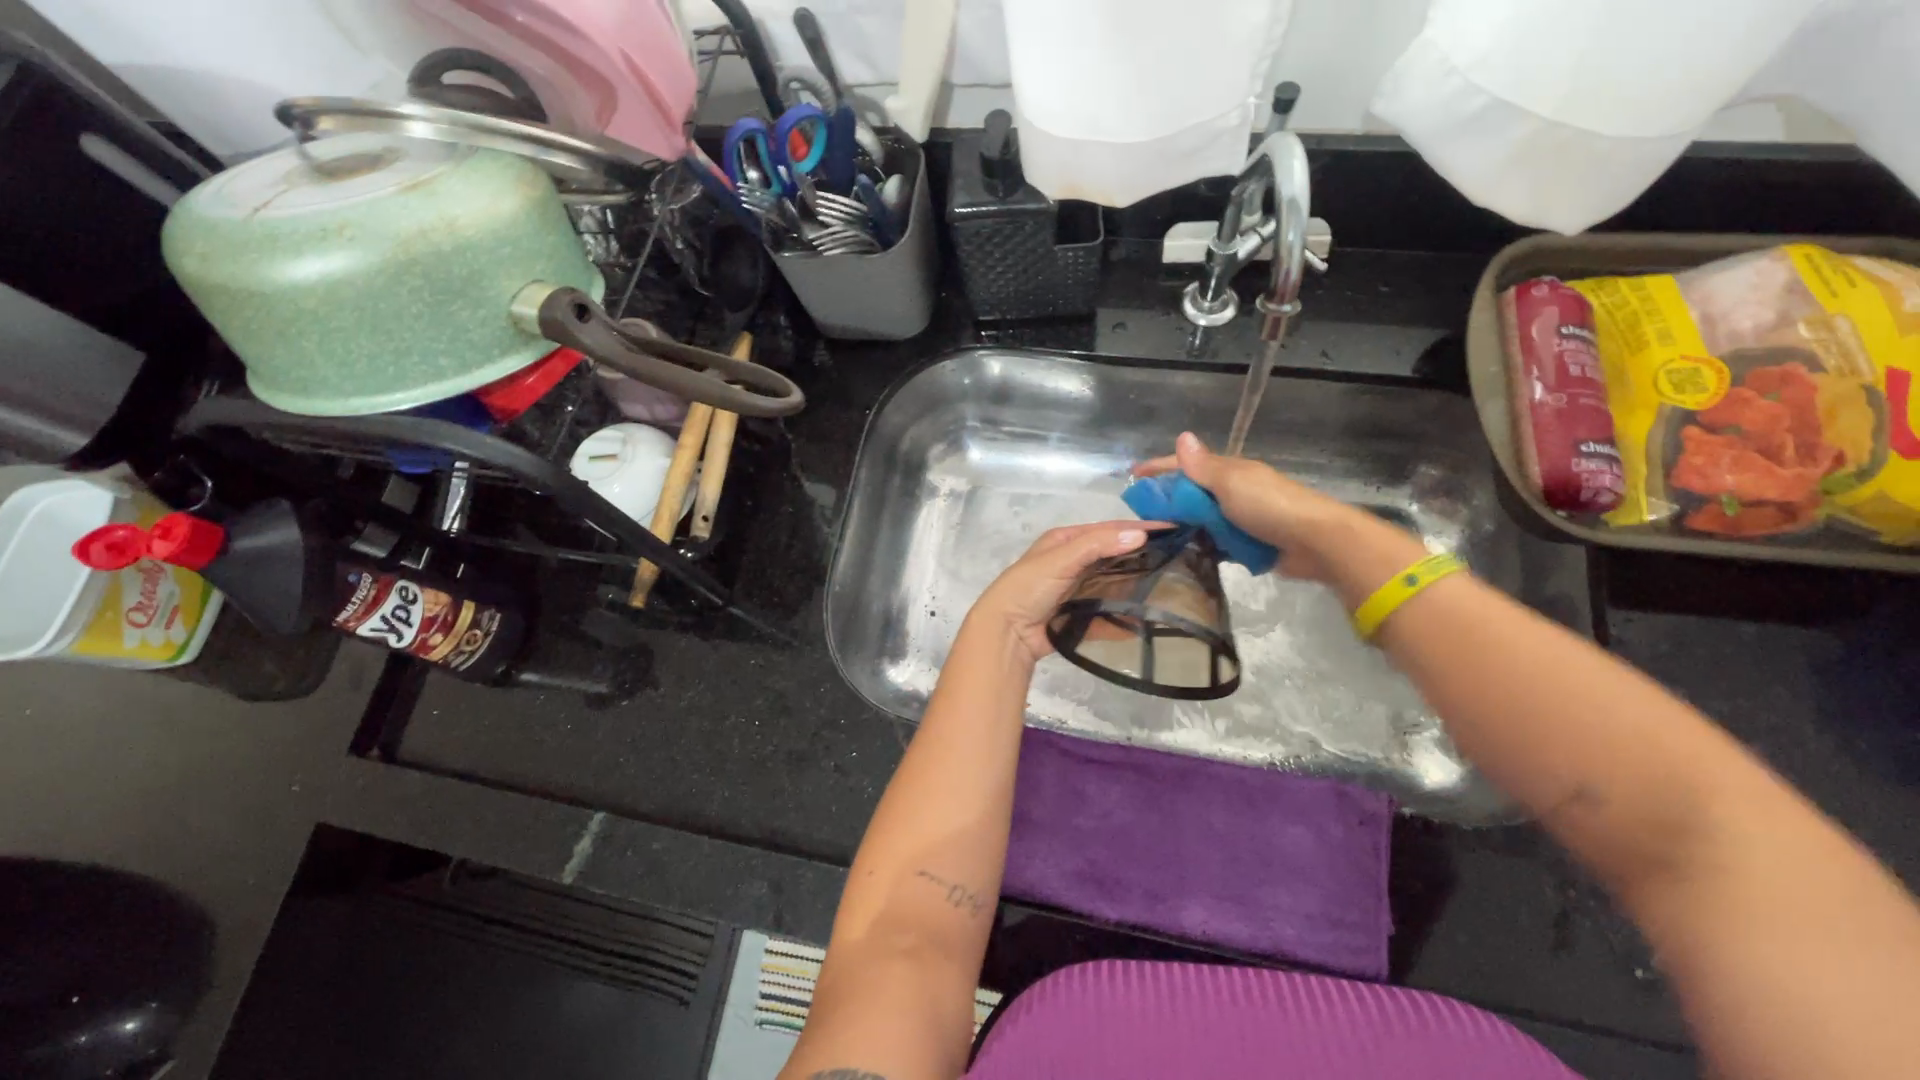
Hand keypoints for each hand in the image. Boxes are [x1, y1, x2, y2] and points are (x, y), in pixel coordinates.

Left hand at [970, 520, 1162, 664]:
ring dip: (1136, 588)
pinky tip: (1145, 621)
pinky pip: (1107, 615)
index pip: (1110, 530)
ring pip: (1114, 586)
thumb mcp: (1061, 559)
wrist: (1005, 631)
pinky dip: (1123, 618)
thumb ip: (1098, 546)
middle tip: (1180, 560)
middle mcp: (1074, 563)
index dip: (1140, 529)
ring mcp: (1077, 592)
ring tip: (1172, 588)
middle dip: (1143, 559)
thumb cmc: (1029, 586)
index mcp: (1067, 542)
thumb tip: (1140, 535)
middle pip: (1115, 558)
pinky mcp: (1079, 618)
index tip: (1174, 530)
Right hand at [1133, 432, 1367, 582]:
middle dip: (1165, 501)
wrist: (1315, 542)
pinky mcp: (1247, 544)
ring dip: (1182, 526)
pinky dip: (1201, 546)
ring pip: (1202, 520)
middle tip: (1137, 517)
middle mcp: (1233, 492)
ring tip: (1153, 540)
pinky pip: (1216, 542)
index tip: (1131, 477)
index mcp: (1229, 472)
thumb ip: (1203, 467)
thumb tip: (1182, 437)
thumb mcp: (1231, 483)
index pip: (1186, 465)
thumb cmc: (1270, 507)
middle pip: (1192, 494)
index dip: (1159, 469)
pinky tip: (1182, 556)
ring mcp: (1241, 519)